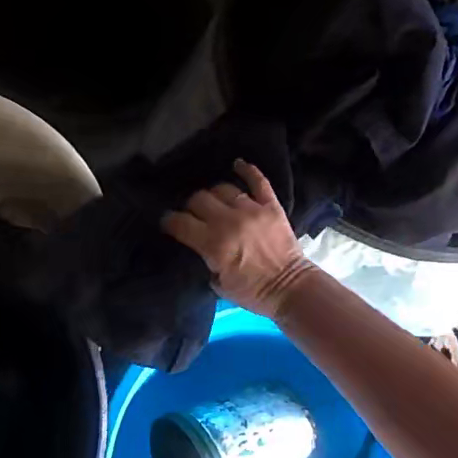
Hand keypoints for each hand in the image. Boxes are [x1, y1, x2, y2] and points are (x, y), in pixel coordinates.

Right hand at [161, 159, 318, 318]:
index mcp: (213, 244)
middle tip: (192, 214)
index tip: (167, 222)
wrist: (290, 289)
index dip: (169, 220)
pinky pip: (258, 181)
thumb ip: (205, 259)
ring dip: (213, 194)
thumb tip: (200, 245)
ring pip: (223, 188)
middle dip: (190, 206)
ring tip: (213, 201)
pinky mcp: (271, 207)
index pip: (180, 222)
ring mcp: (252, 210)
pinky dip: (247, 170)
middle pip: (199, 199)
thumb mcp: (217, 283)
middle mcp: (229, 222)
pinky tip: (237, 164)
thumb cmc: (252, 292)